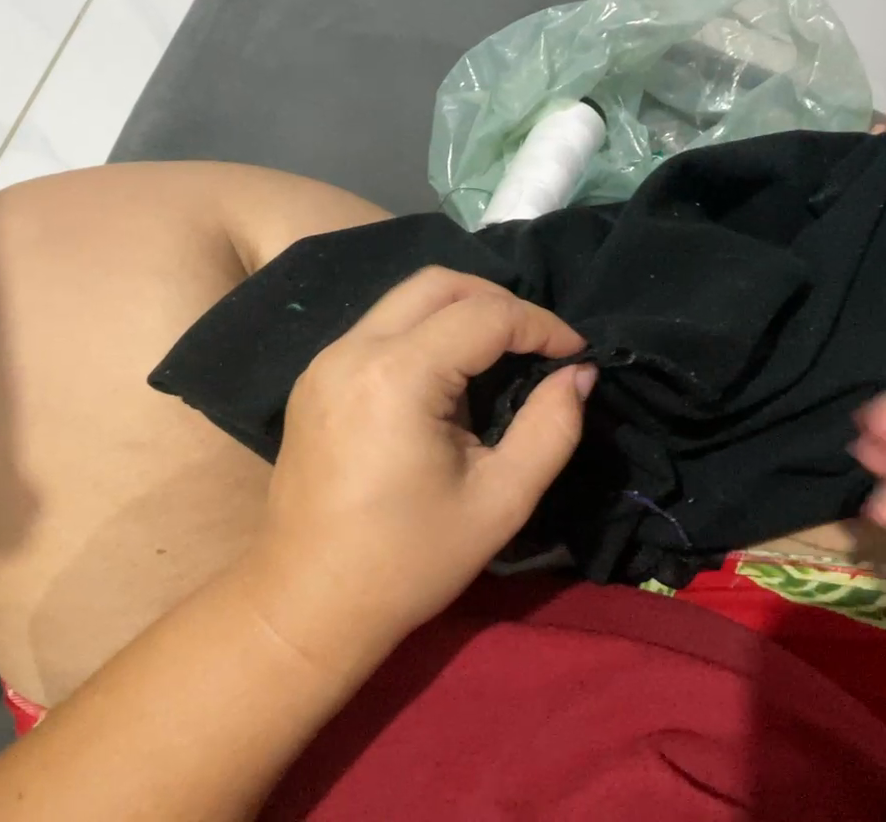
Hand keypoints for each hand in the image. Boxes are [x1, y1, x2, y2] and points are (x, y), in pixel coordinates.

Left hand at [247, 268, 595, 670]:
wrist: (307, 602)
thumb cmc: (408, 562)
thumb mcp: (500, 501)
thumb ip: (551, 428)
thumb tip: (579, 373)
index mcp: (397, 376)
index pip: (484, 315)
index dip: (541, 325)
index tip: (577, 353)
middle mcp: (352, 350)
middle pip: (437, 283)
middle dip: (498, 300)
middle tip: (538, 343)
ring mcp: (324, 362)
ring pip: (404, 301)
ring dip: (459, 314)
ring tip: (499, 360)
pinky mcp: (314, 379)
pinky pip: (379, 330)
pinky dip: (423, 334)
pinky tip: (447, 382)